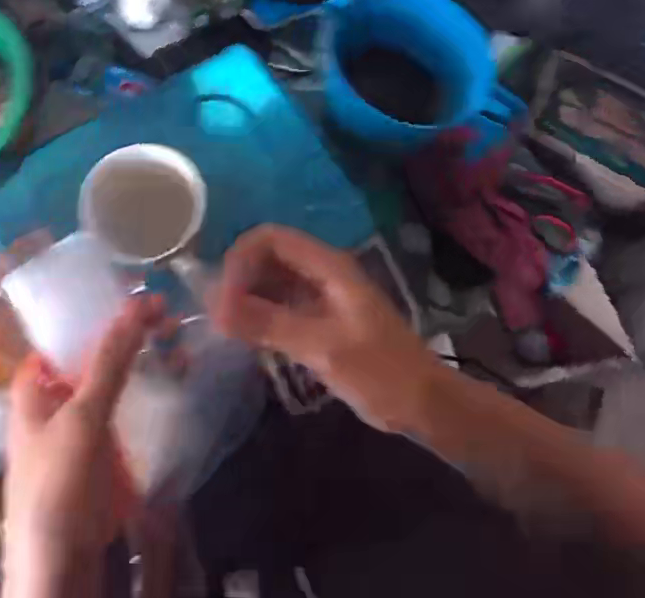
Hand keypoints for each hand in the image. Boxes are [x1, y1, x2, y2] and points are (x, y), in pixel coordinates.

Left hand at [3, 295, 160, 597]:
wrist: (58, 575)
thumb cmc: (57, 486)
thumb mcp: (83, 417)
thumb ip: (109, 360)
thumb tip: (137, 301)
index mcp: (33, 384)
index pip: (66, 330)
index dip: (100, 308)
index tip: (139, 291)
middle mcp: (52, 398)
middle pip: (92, 353)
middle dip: (130, 333)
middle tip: (170, 312)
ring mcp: (77, 426)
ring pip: (113, 380)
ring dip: (143, 359)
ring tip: (182, 340)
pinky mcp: (99, 453)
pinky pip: (124, 410)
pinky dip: (147, 391)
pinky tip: (177, 378)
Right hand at [212, 224, 435, 433]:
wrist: (429, 407)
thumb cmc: (381, 373)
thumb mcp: (323, 348)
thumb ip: (268, 324)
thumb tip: (215, 309)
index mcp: (328, 266)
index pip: (270, 238)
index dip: (240, 257)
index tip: (224, 294)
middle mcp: (321, 271)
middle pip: (267, 255)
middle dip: (238, 277)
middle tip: (218, 313)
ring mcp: (321, 294)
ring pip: (271, 278)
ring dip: (246, 296)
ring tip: (225, 325)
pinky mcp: (320, 317)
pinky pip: (279, 302)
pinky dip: (259, 313)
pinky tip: (245, 334)